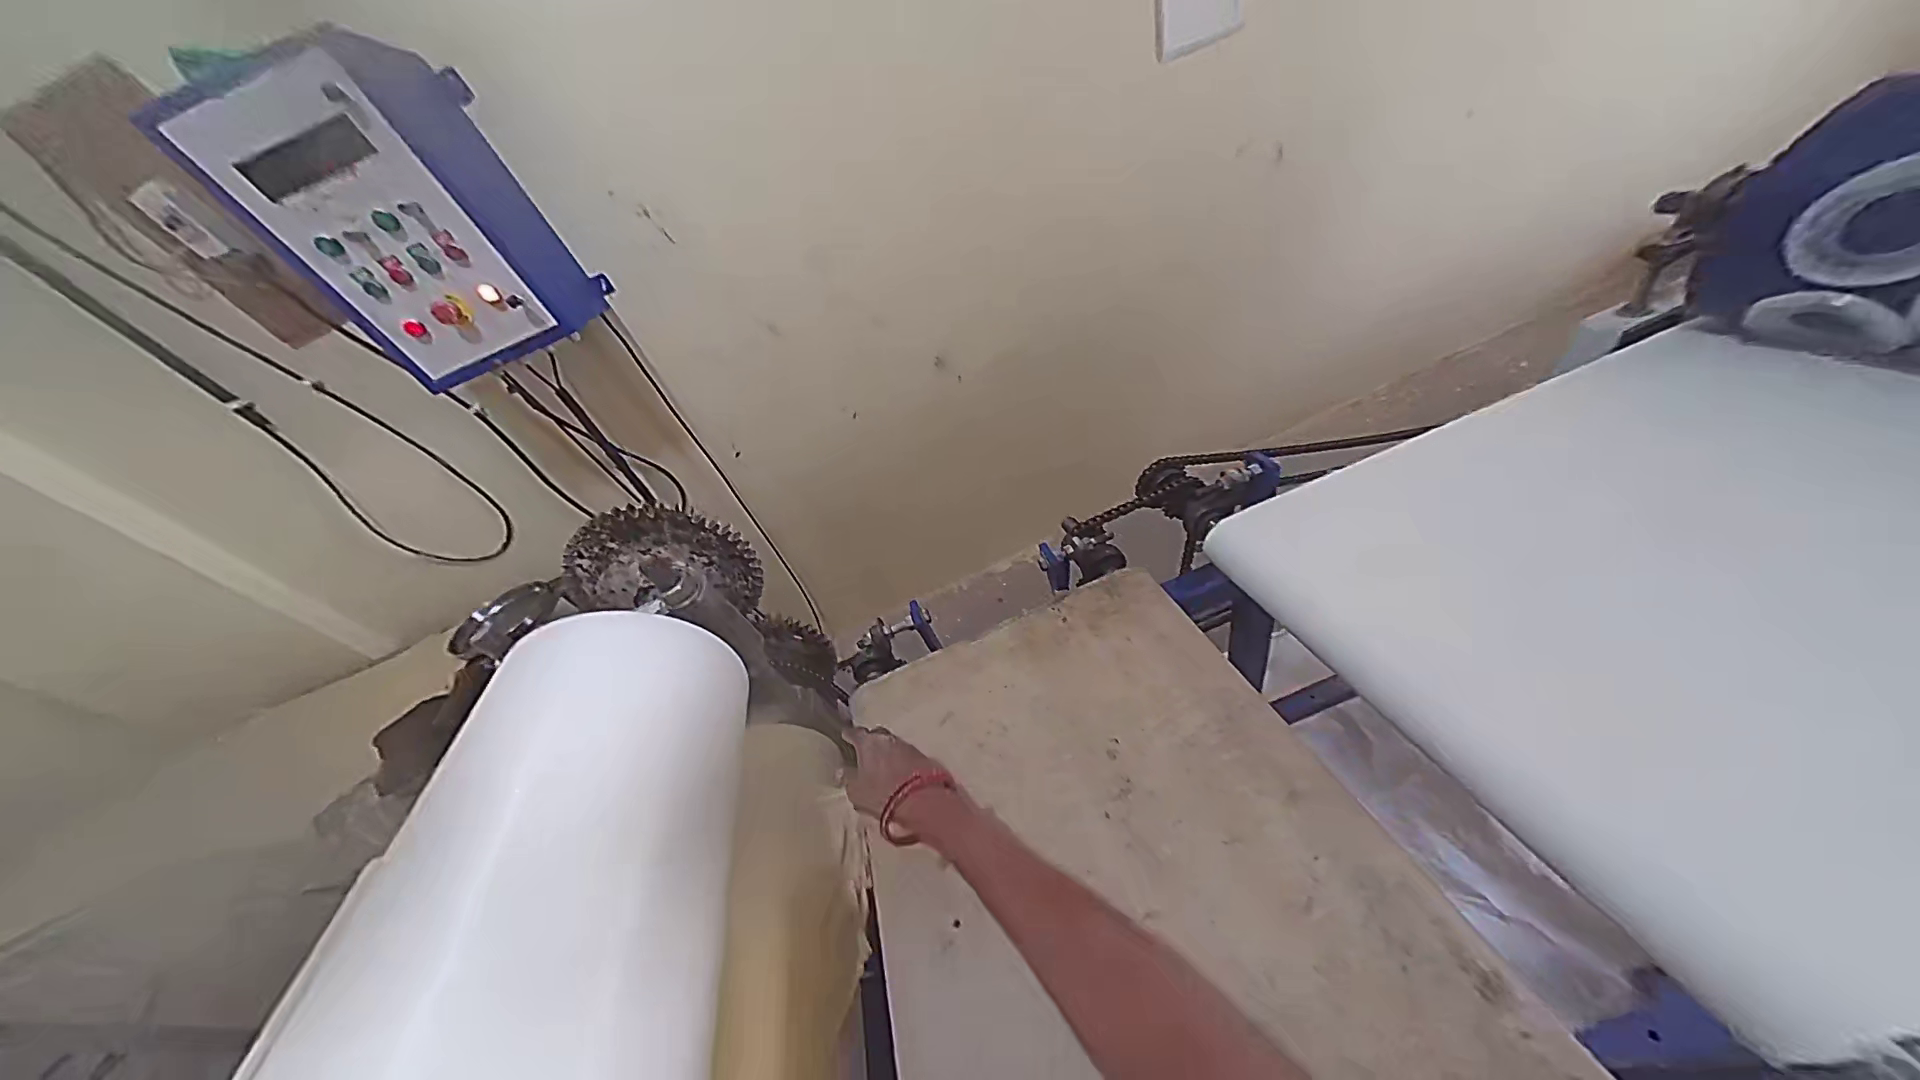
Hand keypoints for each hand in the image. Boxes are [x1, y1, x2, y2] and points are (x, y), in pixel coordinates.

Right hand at [846, 727, 958, 824]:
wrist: (920, 800)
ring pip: (892, 744)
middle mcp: (887, 738)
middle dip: (871, 741)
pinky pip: (906, 755)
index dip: (849, 735)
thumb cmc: (880, 794)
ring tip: (882, 765)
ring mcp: (907, 745)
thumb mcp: (855, 791)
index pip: (855, 733)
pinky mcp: (923, 756)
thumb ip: (847, 778)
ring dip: (887, 752)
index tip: (846, 736)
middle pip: (876, 734)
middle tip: (866, 752)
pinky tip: (898, 771)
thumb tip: (842, 771)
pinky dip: (900, 760)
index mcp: (867, 743)